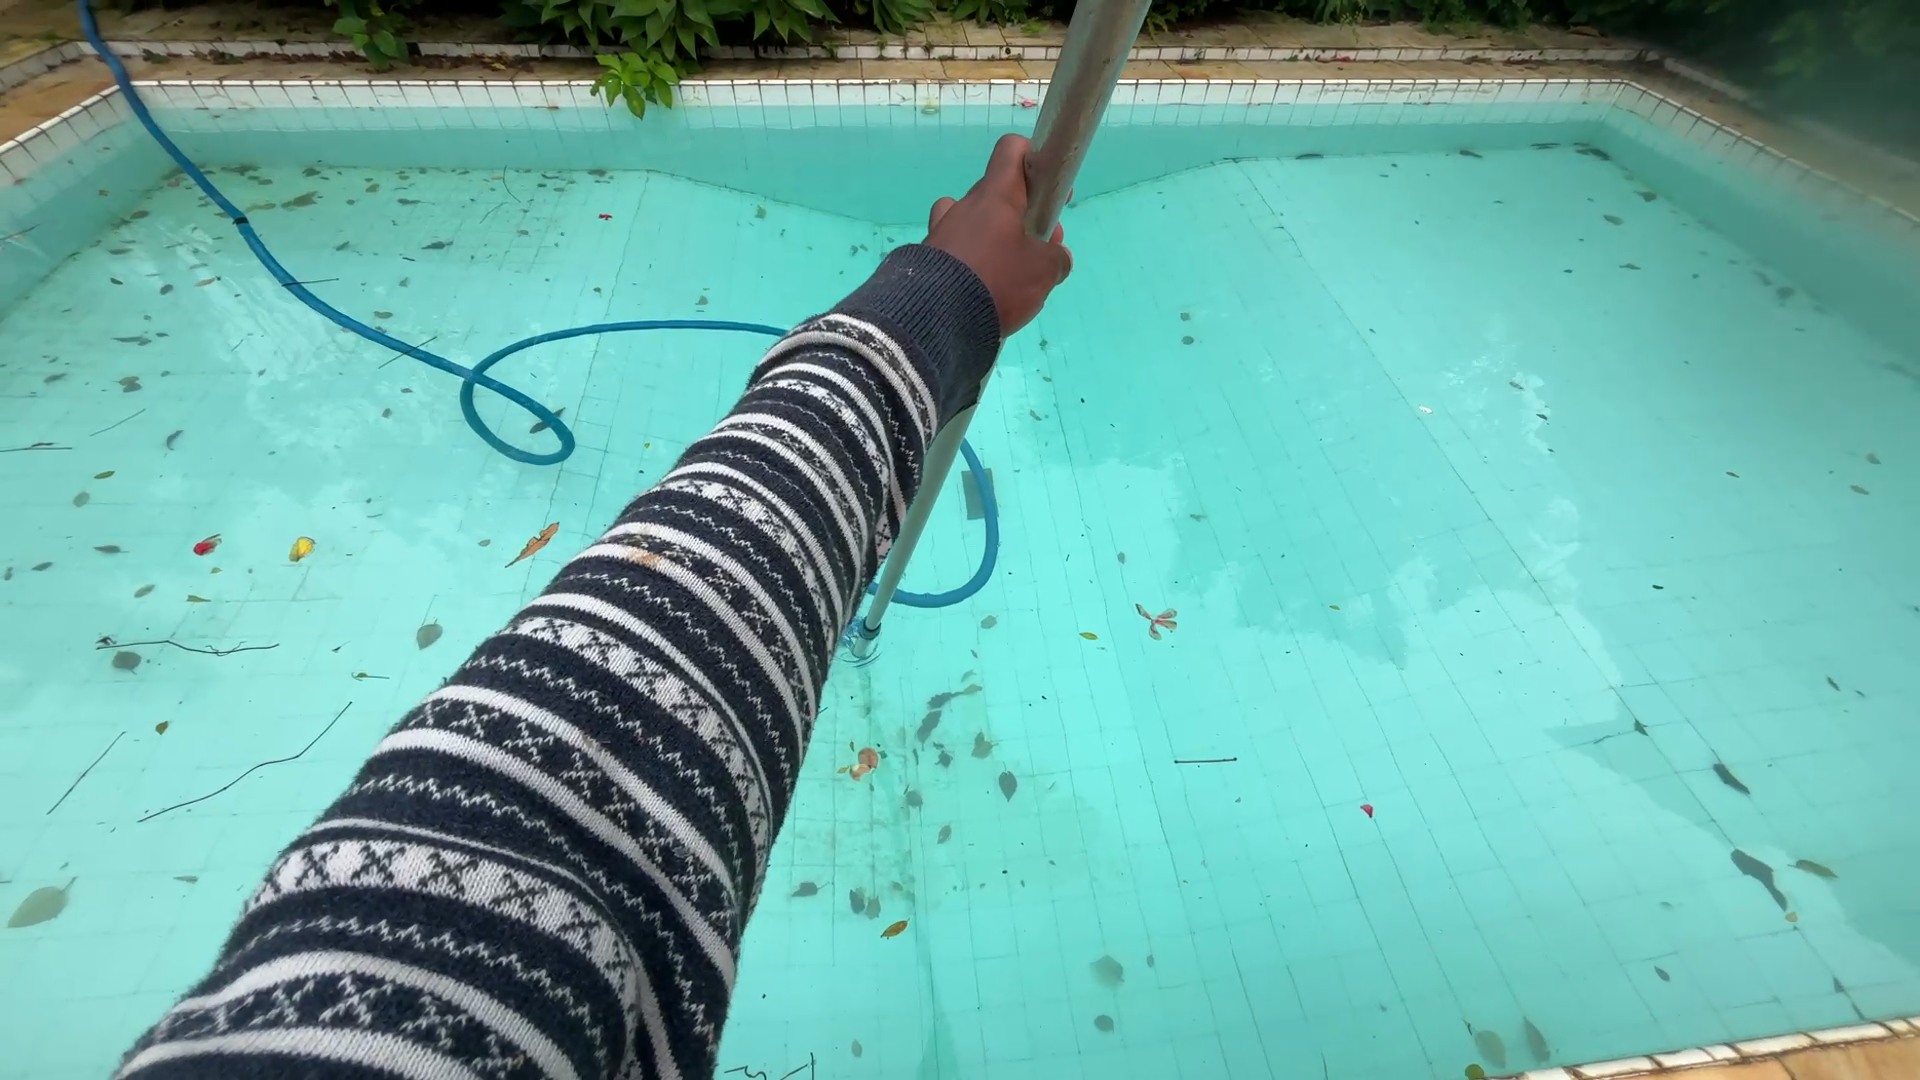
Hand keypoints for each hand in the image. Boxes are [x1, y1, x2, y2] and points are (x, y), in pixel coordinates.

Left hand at [925, 133, 1072, 336]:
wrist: (937, 318)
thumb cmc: (997, 281)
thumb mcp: (1042, 272)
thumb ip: (1056, 259)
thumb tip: (1057, 257)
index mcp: (995, 195)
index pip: (1012, 150)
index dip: (1034, 160)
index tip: (1048, 191)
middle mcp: (965, 206)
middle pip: (997, 196)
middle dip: (1022, 217)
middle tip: (1037, 252)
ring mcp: (941, 233)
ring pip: (972, 224)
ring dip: (992, 240)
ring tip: (1004, 273)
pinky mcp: (927, 261)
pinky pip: (954, 252)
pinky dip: (969, 264)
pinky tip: (978, 289)